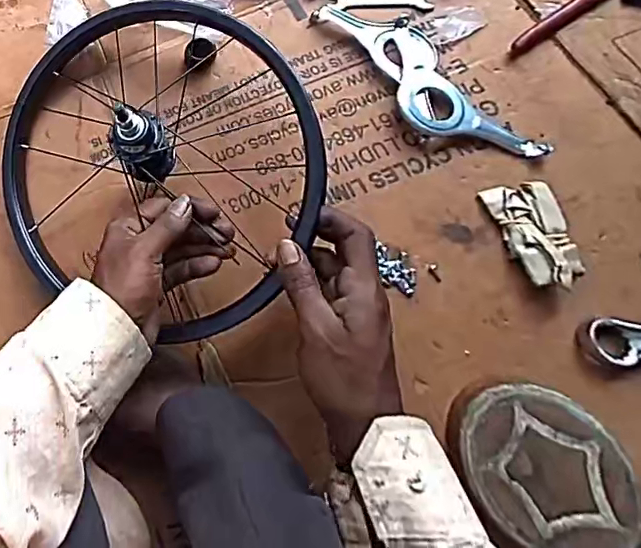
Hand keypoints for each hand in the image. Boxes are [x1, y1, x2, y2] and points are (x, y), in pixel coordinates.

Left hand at [91, 194, 236, 341]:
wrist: (119, 328)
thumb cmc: (121, 288)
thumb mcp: (145, 250)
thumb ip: (167, 226)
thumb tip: (184, 204)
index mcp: (128, 226)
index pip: (163, 207)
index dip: (188, 208)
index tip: (212, 212)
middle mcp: (138, 241)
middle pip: (175, 227)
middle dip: (201, 228)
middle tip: (225, 232)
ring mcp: (148, 262)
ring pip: (181, 248)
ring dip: (204, 246)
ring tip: (226, 248)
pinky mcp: (158, 282)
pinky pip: (181, 268)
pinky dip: (197, 265)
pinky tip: (213, 263)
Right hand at [276, 209, 401, 465]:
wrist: (365, 426)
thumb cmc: (343, 379)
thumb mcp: (315, 327)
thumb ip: (301, 283)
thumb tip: (286, 244)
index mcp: (365, 289)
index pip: (356, 236)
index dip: (330, 217)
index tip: (297, 214)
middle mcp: (365, 293)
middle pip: (342, 249)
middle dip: (310, 237)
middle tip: (278, 237)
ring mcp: (357, 308)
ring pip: (332, 268)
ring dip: (305, 260)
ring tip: (275, 262)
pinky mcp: (347, 321)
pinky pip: (328, 288)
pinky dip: (307, 280)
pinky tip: (285, 284)